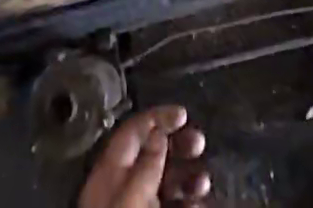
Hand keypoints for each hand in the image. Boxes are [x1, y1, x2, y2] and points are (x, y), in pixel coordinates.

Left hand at [77, 106, 209, 207]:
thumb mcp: (131, 201)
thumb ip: (144, 167)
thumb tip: (159, 134)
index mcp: (108, 176)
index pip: (131, 133)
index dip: (157, 117)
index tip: (183, 114)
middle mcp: (121, 189)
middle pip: (150, 154)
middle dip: (178, 145)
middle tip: (200, 143)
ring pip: (164, 183)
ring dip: (187, 176)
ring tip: (203, 181)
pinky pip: (170, 207)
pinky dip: (187, 204)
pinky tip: (199, 205)